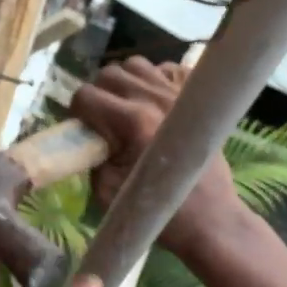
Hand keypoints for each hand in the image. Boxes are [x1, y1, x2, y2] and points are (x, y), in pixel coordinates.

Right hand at [70, 56, 249, 257]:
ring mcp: (178, 95)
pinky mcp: (193, 100)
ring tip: (126, 106)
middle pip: (109, 73)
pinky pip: (165, 70)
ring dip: (124, 82)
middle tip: (102, 119)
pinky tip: (151, 102)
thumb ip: (90, 155)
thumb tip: (87, 135)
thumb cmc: (156, 212)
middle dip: (98, 94)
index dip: (77, 112)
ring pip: (136, 65)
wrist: (210, 221)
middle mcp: (154, 99)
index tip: (82, 129)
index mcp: (132, 121)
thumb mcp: (105, 191)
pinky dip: (152, 80)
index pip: (86, 95)